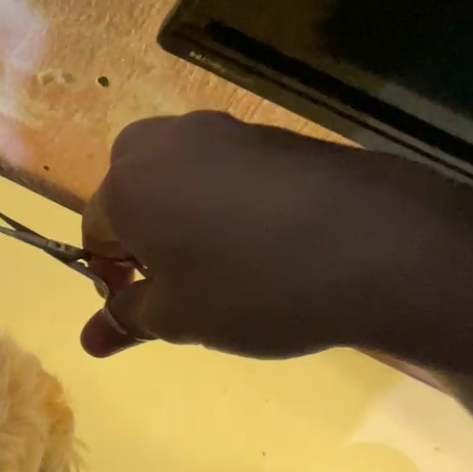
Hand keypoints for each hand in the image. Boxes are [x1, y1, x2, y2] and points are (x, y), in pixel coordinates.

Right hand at [78, 112, 472, 370]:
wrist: (382, 249)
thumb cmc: (249, 288)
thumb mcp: (176, 318)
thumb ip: (125, 320)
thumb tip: (89, 340)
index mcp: (128, 184)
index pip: (93, 229)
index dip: (109, 273)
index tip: (137, 306)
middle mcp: (169, 143)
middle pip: (130, 185)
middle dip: (138, 230)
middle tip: (170, 277)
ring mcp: (228, 131)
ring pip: (180, 174)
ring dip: (181, 216)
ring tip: (218, 265)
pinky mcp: (279, 135)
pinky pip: (228, 170)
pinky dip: (226, 203)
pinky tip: (262, 244)